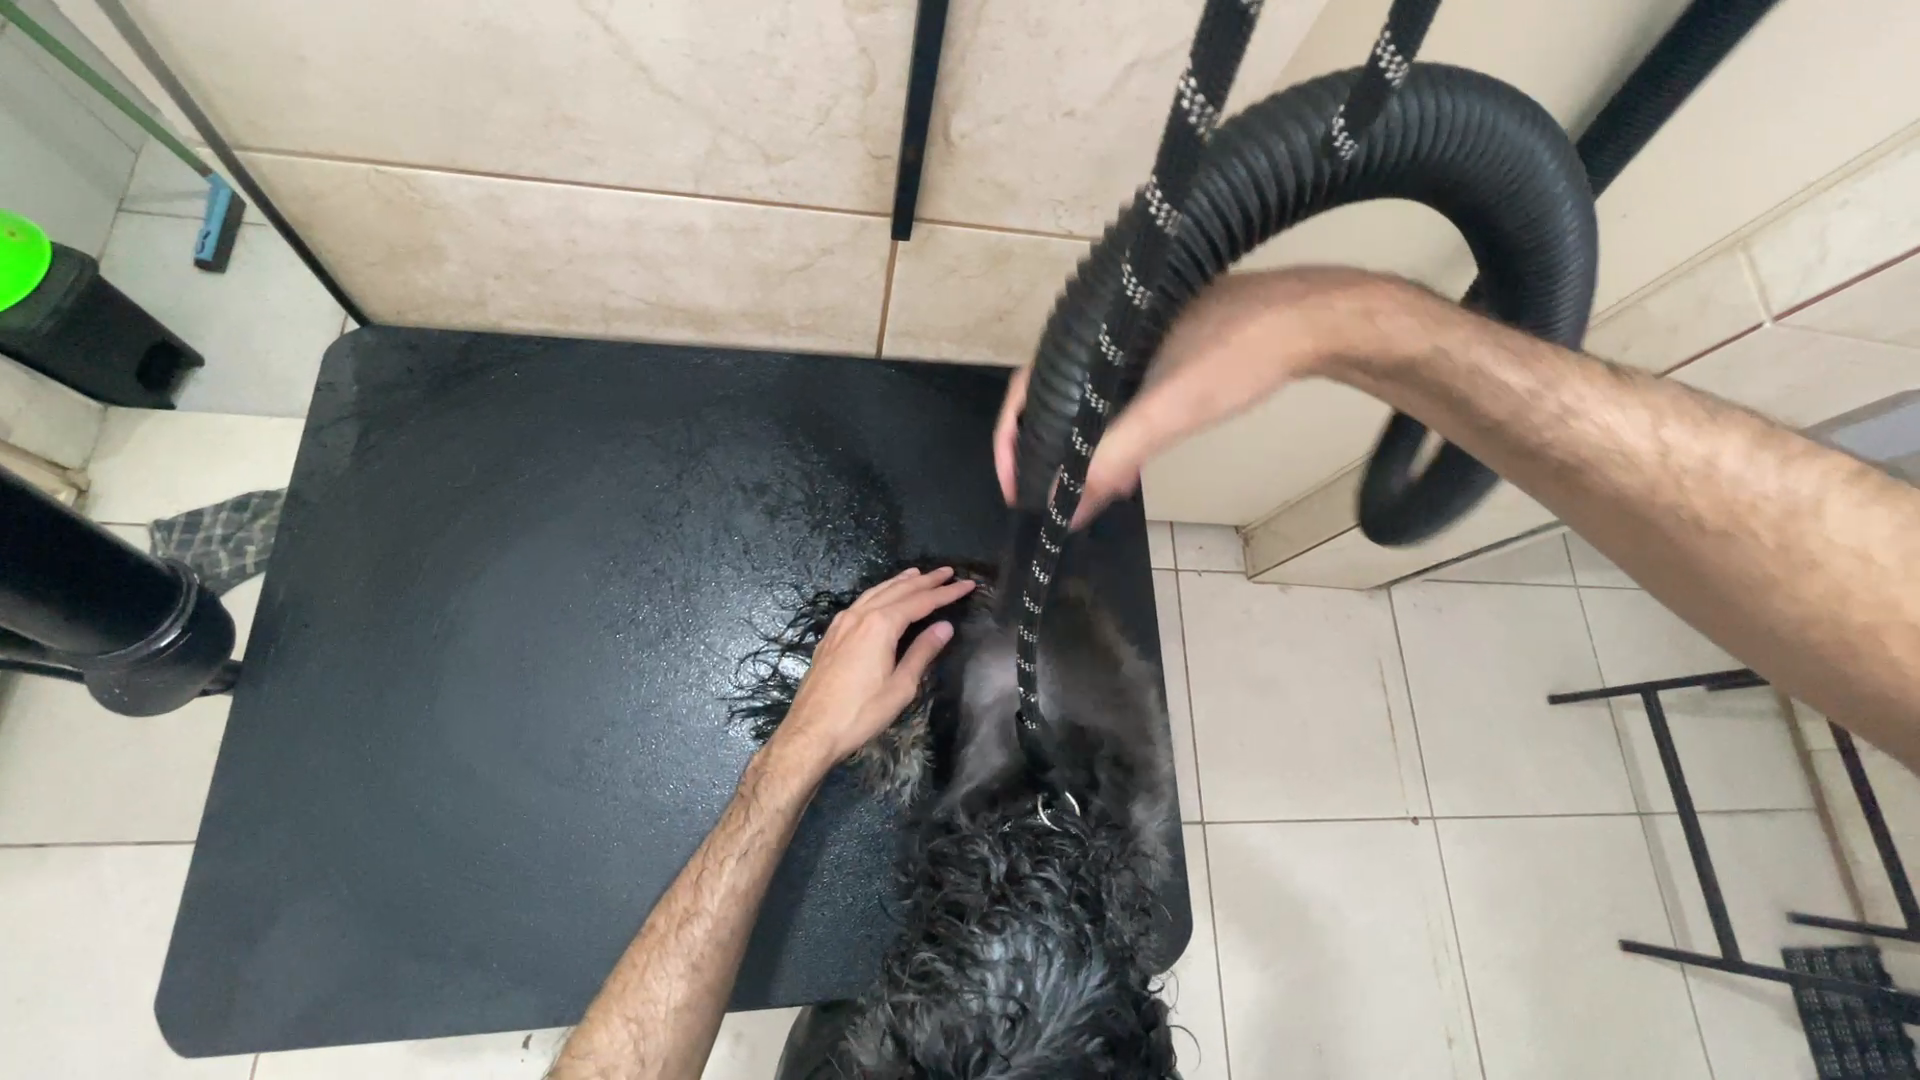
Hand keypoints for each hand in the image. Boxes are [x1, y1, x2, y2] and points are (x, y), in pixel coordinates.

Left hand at [771, 567, 976, 770]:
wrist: (812, 730)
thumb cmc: (861, 713)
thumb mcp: (901, 686)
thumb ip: (922, 652)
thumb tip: (944, 627)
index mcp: (880, 626)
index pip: (921, 602)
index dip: (946, 593)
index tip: (967, 584)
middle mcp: (860, 616)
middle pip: (898, 591)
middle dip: (925, 581)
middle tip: (948, 572)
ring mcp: (842, 624)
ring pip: (876, 593)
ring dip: (899, 582)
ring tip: (917, 574)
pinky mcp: (831, 635)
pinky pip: (860, 603)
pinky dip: (878, 593)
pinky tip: (881, 597)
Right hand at [993, 267, 1398, 525]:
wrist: (1307, 321)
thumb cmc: (1236, 356)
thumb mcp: (1168, 411)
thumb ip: (1114, 460)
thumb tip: (1068, 510)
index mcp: (1088, 334)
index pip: (1024, 391)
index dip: (1011, 443)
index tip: (1015, 488)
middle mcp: (1098, 331)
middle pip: (1046, 397)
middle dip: (1039, 449)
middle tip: (1040, 494)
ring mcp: (1125, 339)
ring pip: (1080, 399)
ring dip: (1074, 444)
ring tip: (1073, 486)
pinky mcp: (1153, 348)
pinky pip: (1111, 395)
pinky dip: (1106, 431)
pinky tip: (1118, 460)